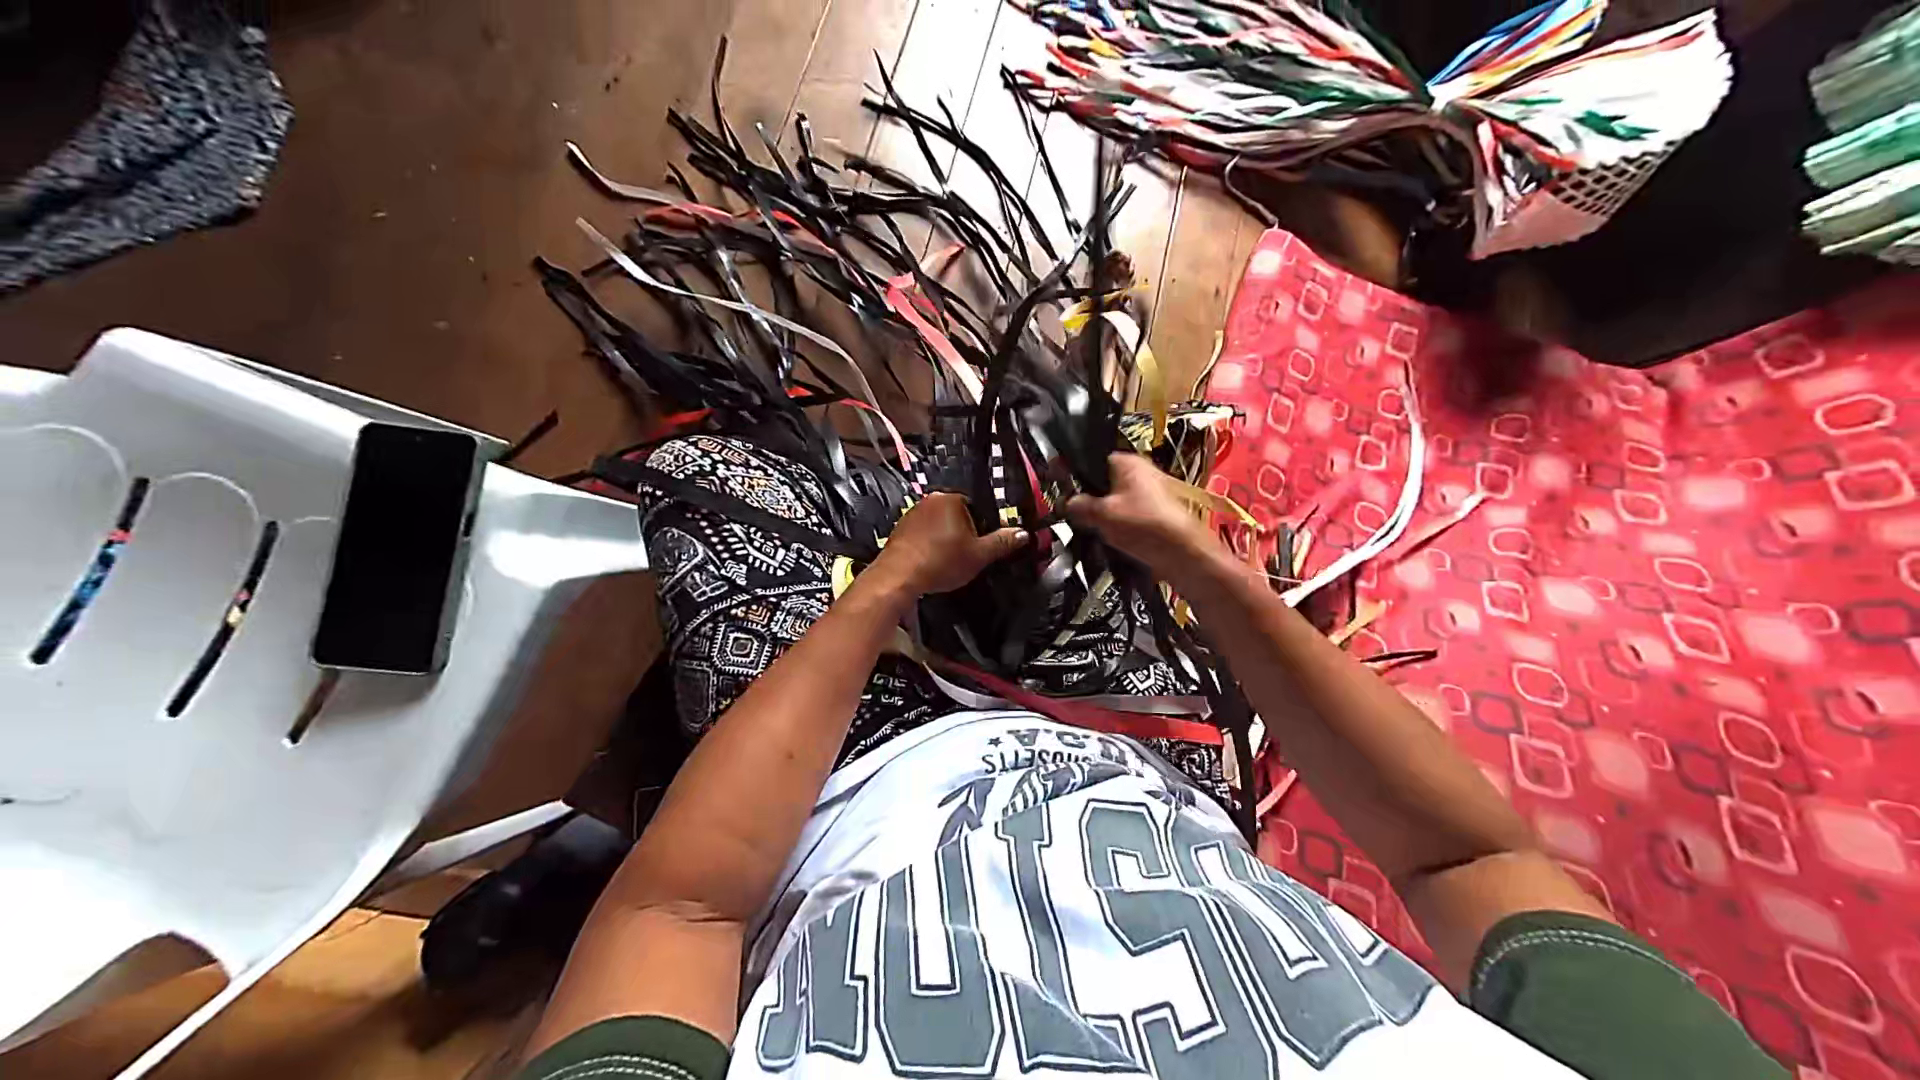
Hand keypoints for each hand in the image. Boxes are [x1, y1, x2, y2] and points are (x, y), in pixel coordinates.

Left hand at [865, 493, 1027, 598]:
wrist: (899, 576)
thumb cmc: (937, 562)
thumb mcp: (979, 555)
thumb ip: (1002, 543)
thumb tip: (1021, 534)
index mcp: (951, 499)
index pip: (977, 507)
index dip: (984, 529)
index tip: (984, 546)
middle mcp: (930, 501)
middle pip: (958, 516)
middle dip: (964, 536)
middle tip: (967, 557)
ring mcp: (913, 514)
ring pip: (939, 526)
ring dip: (946, 541)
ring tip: (948, 563)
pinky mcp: (901, 530)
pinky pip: (923, 535)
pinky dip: (930, 547)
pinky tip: (932, 564)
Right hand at [1066, 454, 1223, 573]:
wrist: (1183, 554)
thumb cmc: (1143, 525)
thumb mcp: (1101, 514)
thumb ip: (1078, 505)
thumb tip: (1065, 503)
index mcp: (1126, 461)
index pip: (1092, 460)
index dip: (1075, 475)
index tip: (1060, 491)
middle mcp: (1140, 472)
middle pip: (1102, 482)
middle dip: (1088, 499)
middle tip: (1074, 515)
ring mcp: (1150, 493)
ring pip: (1114, 501)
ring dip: (1102, 516)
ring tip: (1091, 529)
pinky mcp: (1155, 515)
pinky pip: (1127, 516)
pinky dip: (1117, 527)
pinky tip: (1110, 539)